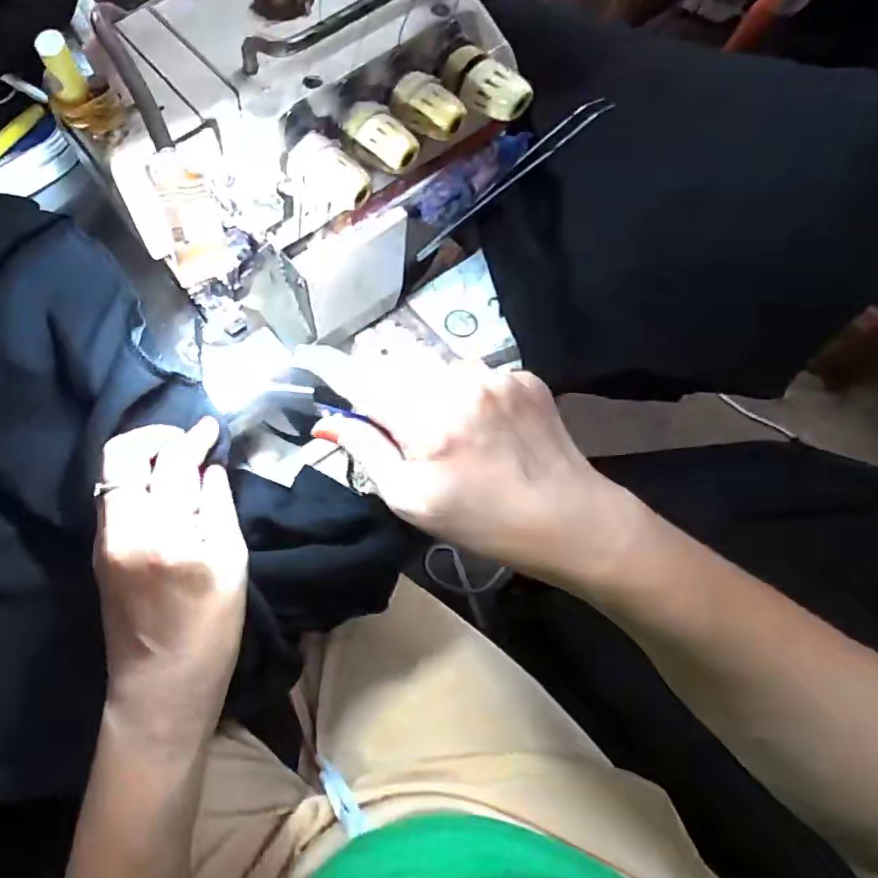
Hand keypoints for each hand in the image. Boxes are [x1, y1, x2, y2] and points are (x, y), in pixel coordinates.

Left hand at [93, 417, 248, 753]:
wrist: (158, 691)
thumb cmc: (209, 636)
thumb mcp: (232, 568)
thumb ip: (219, 507)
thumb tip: (210, 467)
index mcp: (167, 537)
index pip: (174, 464)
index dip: (193, 438)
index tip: (208, 427)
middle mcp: (125, 530)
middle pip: (122, 454)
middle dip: (155, 435)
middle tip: (185, 440)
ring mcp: (104, 540)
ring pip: (113, 473)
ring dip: (143, 456)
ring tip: (177, 462)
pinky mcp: (99, 551)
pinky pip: (114, 496)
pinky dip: (136, 481)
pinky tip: (163, 491)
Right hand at [297, 345, 646, 588]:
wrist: (572, 520)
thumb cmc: (481, 520)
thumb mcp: (411, 500)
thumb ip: (366, 452)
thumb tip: (326, 423)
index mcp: (426, 420)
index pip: (360, 379)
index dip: (328, 366)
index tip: (305, 357)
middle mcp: (457, 384)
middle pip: (394, 363)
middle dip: (377, 381)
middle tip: (383, 418)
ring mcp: (494, 375)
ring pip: (432, 363)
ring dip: (418, 383)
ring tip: (436, 425)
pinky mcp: (521, 375)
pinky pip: (469, 369)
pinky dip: (457, 387)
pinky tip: (473, 422)